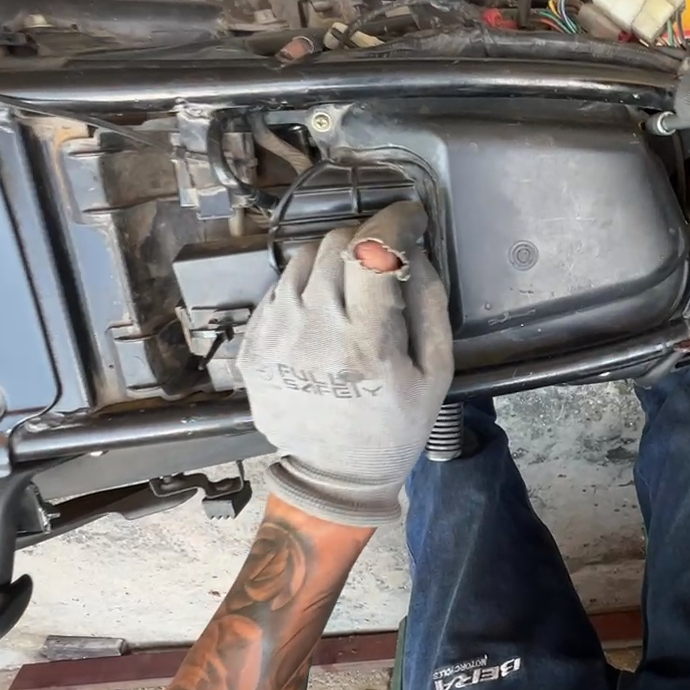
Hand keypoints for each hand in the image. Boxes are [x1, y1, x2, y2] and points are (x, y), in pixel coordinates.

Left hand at [237, 201, 453, 526]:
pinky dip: (307, 284)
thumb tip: (414, 250)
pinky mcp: (253, 345)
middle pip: (336, 243)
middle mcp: (312, 330)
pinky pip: (279, 286)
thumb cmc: (396, 424)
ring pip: (303, 257)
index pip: (374, 248)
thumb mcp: (436, 372)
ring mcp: (275, 336)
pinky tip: (324, 309)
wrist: (335, 474)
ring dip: (335, 257)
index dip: (397, 219)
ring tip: (354, 283)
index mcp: (366, 341)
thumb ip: (430, 304)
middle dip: (368, 237)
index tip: (412, 216)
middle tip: (385, 255)